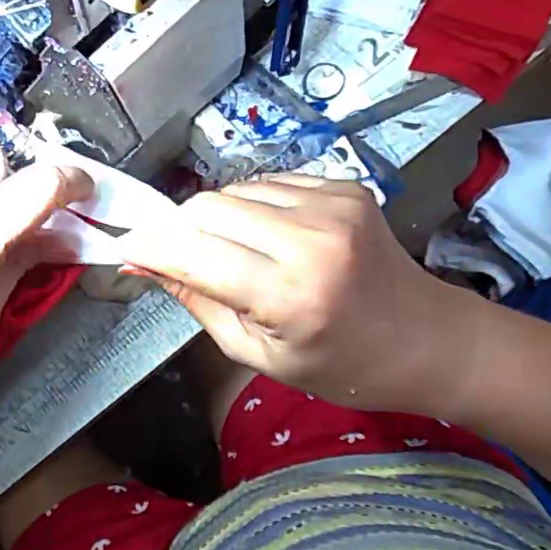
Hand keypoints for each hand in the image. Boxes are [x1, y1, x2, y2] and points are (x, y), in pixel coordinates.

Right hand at [116, 175, 484, 413]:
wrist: (425, 338)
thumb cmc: (339, 366)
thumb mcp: (257, 352)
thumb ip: (196, 300)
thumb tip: (142, 263)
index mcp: (290, 293)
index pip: (194, 251)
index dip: (150, 246)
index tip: (125, 248)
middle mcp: (311, 237)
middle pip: (207, 208)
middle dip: (180, 230)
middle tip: (179, 257)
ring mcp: (332, 203)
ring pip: (233, 190)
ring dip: (216, 218)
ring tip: (235, 253)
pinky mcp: (343, 186)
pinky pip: (268, 184)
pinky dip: (252, 208)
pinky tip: (270, 238)